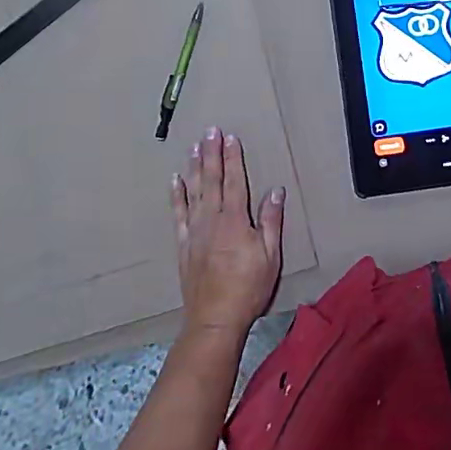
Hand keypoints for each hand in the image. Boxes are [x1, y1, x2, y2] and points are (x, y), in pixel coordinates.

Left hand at [172, 127, 284, 337]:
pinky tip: (175, 180)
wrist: (214, 319)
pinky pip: (178, 214)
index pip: (235, 181)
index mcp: (235, 220)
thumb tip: (275, 190)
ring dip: (195, 167)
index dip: (233, 158)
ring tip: (194, 147)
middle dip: (212, 154)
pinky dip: (177, 195)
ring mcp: (195, 231)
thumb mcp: (270, 256)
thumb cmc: (248, 288)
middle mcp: (212, 219)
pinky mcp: (183, 244)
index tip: (230, 137)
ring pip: (194, 191)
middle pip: (212, 180)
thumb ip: (271, 221)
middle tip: (209, 131)